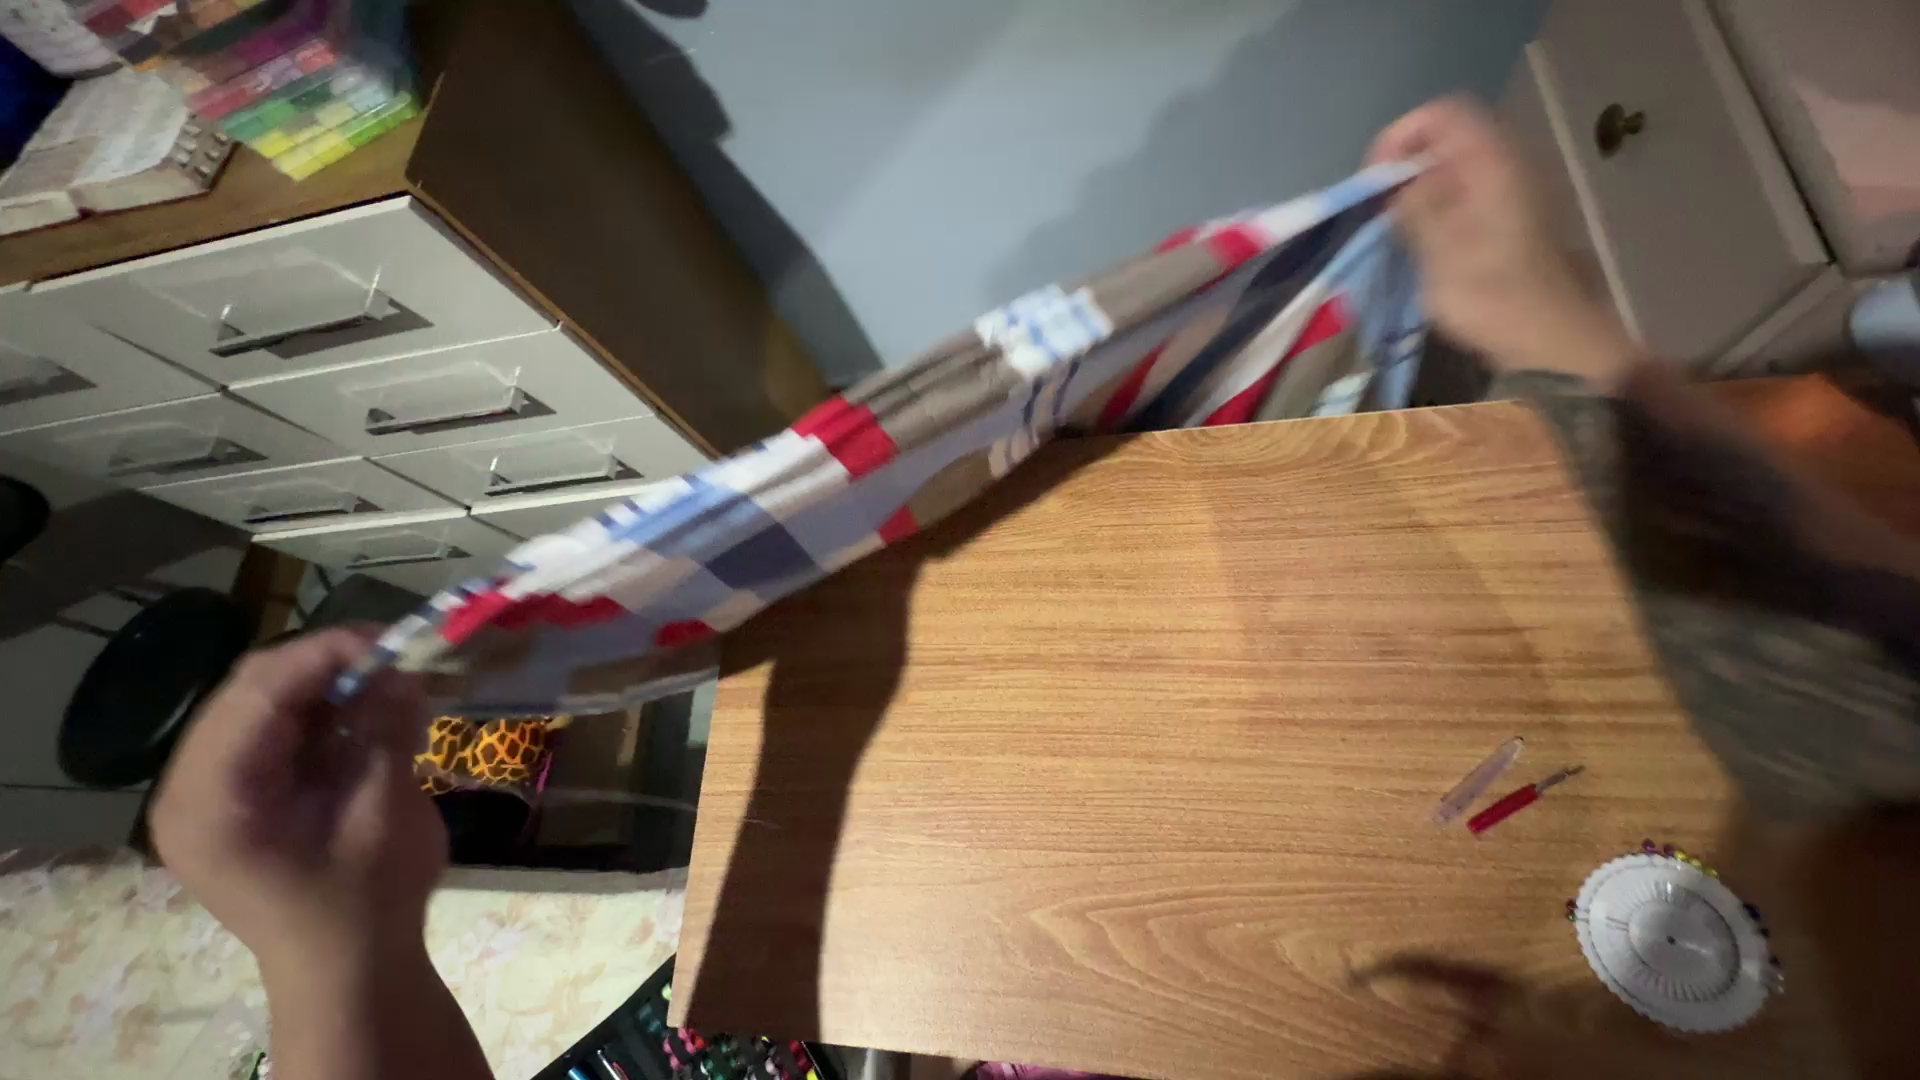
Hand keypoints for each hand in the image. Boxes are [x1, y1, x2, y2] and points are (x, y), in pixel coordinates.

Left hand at [152, 628, 445, 979]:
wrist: (352, 964)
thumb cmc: (364, 899)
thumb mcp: (383, 813)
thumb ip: (384, 735)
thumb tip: (403, 669)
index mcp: (212, 799)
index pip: (255, 696)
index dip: (323, 655)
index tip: (395, 638)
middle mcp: (199, 786)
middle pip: (254, 691)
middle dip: (330, 663)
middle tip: (402, 653)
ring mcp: (225, 788)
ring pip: (272, 702)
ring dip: (334, 682)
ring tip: (397, 677)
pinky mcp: (255, 791)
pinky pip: (288, 727)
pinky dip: (335, 708)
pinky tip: (379, 707)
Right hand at [1368, 98, 1640, 387]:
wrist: (1544, 338)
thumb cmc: (1490, 297)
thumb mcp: (1440, 251)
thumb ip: (1416, 207)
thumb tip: (1398, 184)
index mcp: (1490, 166)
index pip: (1443, 115)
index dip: (1400, 137)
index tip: (1373, 182)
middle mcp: (1503, 168)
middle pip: (1445, 140)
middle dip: (1402, 168)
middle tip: (1375, 210)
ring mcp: (1506, 194)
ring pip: (1450, 170)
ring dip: (1413, 193)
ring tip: (1389, 230)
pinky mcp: (1502, 221)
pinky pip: (1459, 196)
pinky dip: (1430, 210)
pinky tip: (1415, 244)